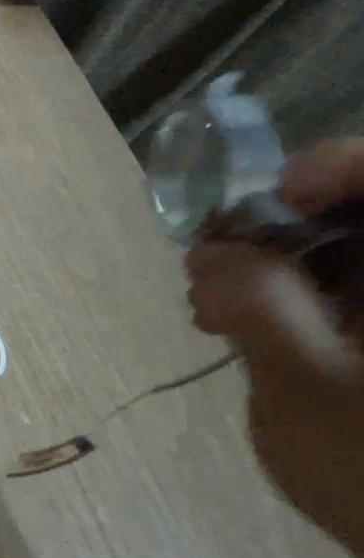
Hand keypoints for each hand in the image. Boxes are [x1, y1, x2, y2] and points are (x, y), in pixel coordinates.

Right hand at [187, 139, 363, 550]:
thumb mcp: (307, 388)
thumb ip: (256, 304)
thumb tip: (210, 249)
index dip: (340, 169)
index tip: (268, 198)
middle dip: (288, 228)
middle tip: (213, 269)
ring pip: (358, 253)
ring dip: (285, 265)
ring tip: (219, 311)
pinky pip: (356, 291)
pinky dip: (305, 296)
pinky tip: (257, 328)